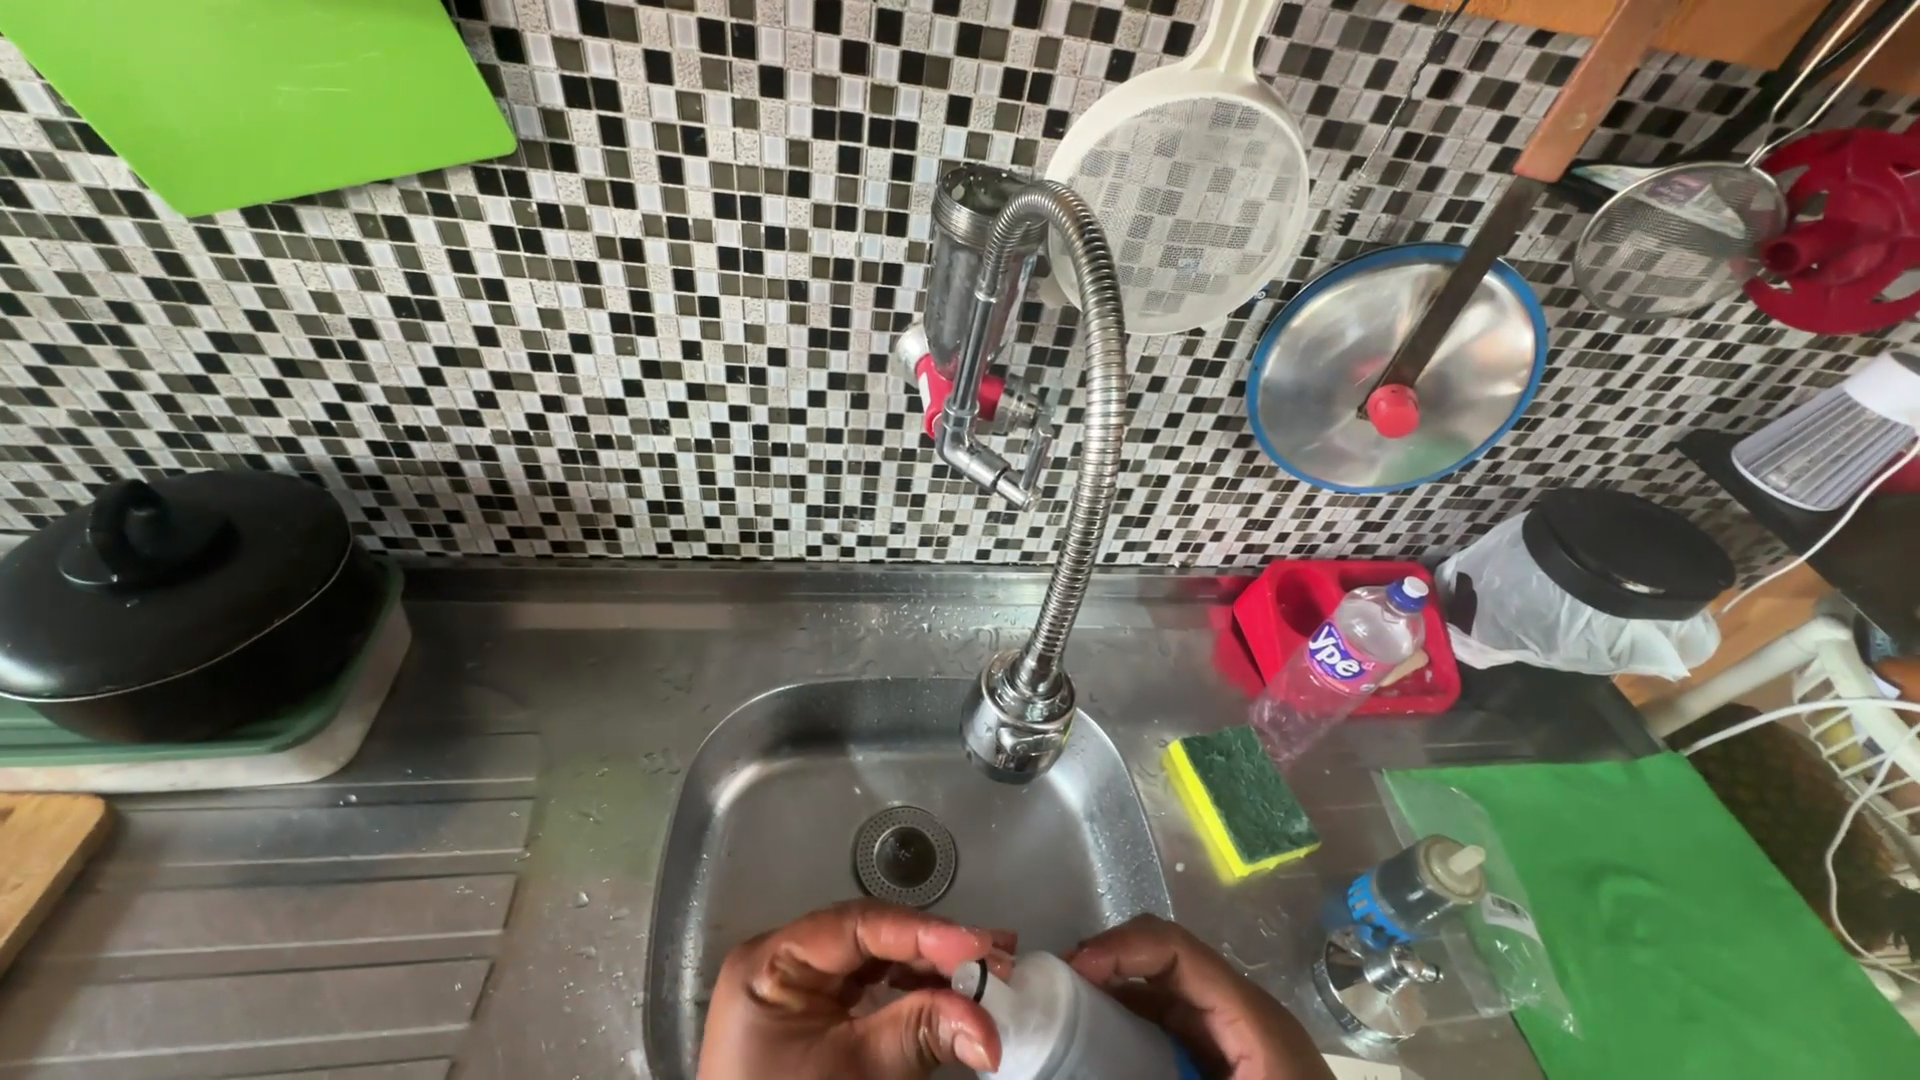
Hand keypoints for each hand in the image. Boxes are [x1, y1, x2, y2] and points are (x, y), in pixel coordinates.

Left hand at [698, 899, 1007, 1079]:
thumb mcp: (859, 1076)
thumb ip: (921, 1034)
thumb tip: (990, 1027)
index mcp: (771, 962)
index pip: (857, 925)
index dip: (921, 931)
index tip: (977, 945)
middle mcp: (784, 958)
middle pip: (872, 935)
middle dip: (937, 947)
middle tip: (997, 955)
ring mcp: (802, 985)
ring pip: (878, 957)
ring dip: (933, 966)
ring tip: (989, 970)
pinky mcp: (819, 1011)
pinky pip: (872, 985)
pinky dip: (914, 989)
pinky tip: (954, 991)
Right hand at [1068, 914, 1334, 1079]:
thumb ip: (1153, 1071)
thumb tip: (1089, 1063)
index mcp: (1249, 1015)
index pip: (1177, 948)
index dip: (1122, 946)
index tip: (1076, 969)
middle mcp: (1238, 1011)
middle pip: (1166, 957)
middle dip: (1110, 959)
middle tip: (1060, 981)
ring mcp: (1231, 1034)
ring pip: (1163, 988)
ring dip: (1115, 988)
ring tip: (1068, 1003)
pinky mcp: (1223, 1058)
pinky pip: (1169, 1022)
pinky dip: (1131, 1020)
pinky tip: (1100, 1037)